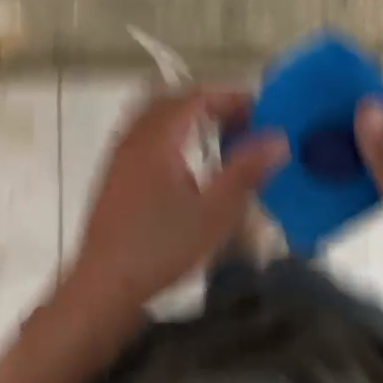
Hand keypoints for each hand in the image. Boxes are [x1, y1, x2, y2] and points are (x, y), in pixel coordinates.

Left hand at [63, 88, 287, 313]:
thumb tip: (278, 138)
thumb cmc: (162, 248)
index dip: (229, 97)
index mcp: (158, 138)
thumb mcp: (214, 213)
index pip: (195, 98)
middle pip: (172, 102)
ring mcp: (119, 156)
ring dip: (187, 118)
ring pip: (154, 118)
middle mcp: (134, 137)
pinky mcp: (113, 176)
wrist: (104, 285)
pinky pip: (143, 135)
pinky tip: (186, 164)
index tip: (259, 109)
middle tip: (241, 122)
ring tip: (217, 138)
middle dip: (209, 104)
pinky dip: (169, 134)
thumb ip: (246, 171)